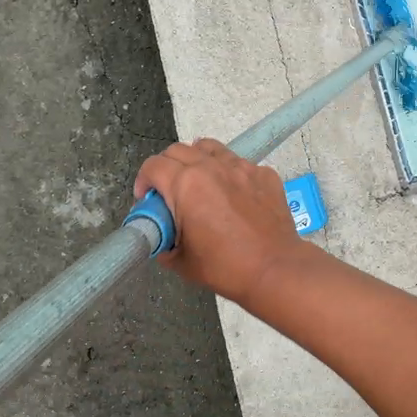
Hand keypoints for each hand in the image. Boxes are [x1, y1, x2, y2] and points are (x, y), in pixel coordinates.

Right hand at [133, 139, 306, 302]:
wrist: (273, 268)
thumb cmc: (223, 267)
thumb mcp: (180, 261)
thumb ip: (164, 241)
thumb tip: (162, 235)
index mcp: (187, 184)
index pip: (153, 165)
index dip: (143, 181)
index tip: (146, 199)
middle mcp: (213, 166)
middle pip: (179, 150)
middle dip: (166, 167)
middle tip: (169, 191)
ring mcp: (242, 166)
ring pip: (210, 148)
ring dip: (197, 161)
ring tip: (199, 183)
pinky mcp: (264, 173)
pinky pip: (239, 163)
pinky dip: (228, 173)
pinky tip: (233, 196)